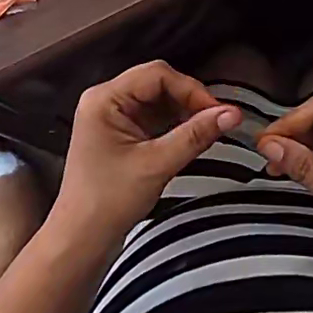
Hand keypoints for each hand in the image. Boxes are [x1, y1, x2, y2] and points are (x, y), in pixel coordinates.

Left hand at [51, 61, 241, 251]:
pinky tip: (190, 138)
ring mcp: (111, 116)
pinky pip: (153, 117)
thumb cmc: (105, 202)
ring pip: (158, 100)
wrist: (82, 237)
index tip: (217, 110)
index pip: (156, 75)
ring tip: (206, 131)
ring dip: (183, 112)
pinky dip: (174, 125)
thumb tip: (229, 114)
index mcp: (103, 99)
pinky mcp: (120, 132)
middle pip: (157, 83)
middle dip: (188, 99)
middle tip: (216, 120)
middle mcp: (104, 101)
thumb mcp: (156, 165)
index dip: (190, 89)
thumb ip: (195, 135)